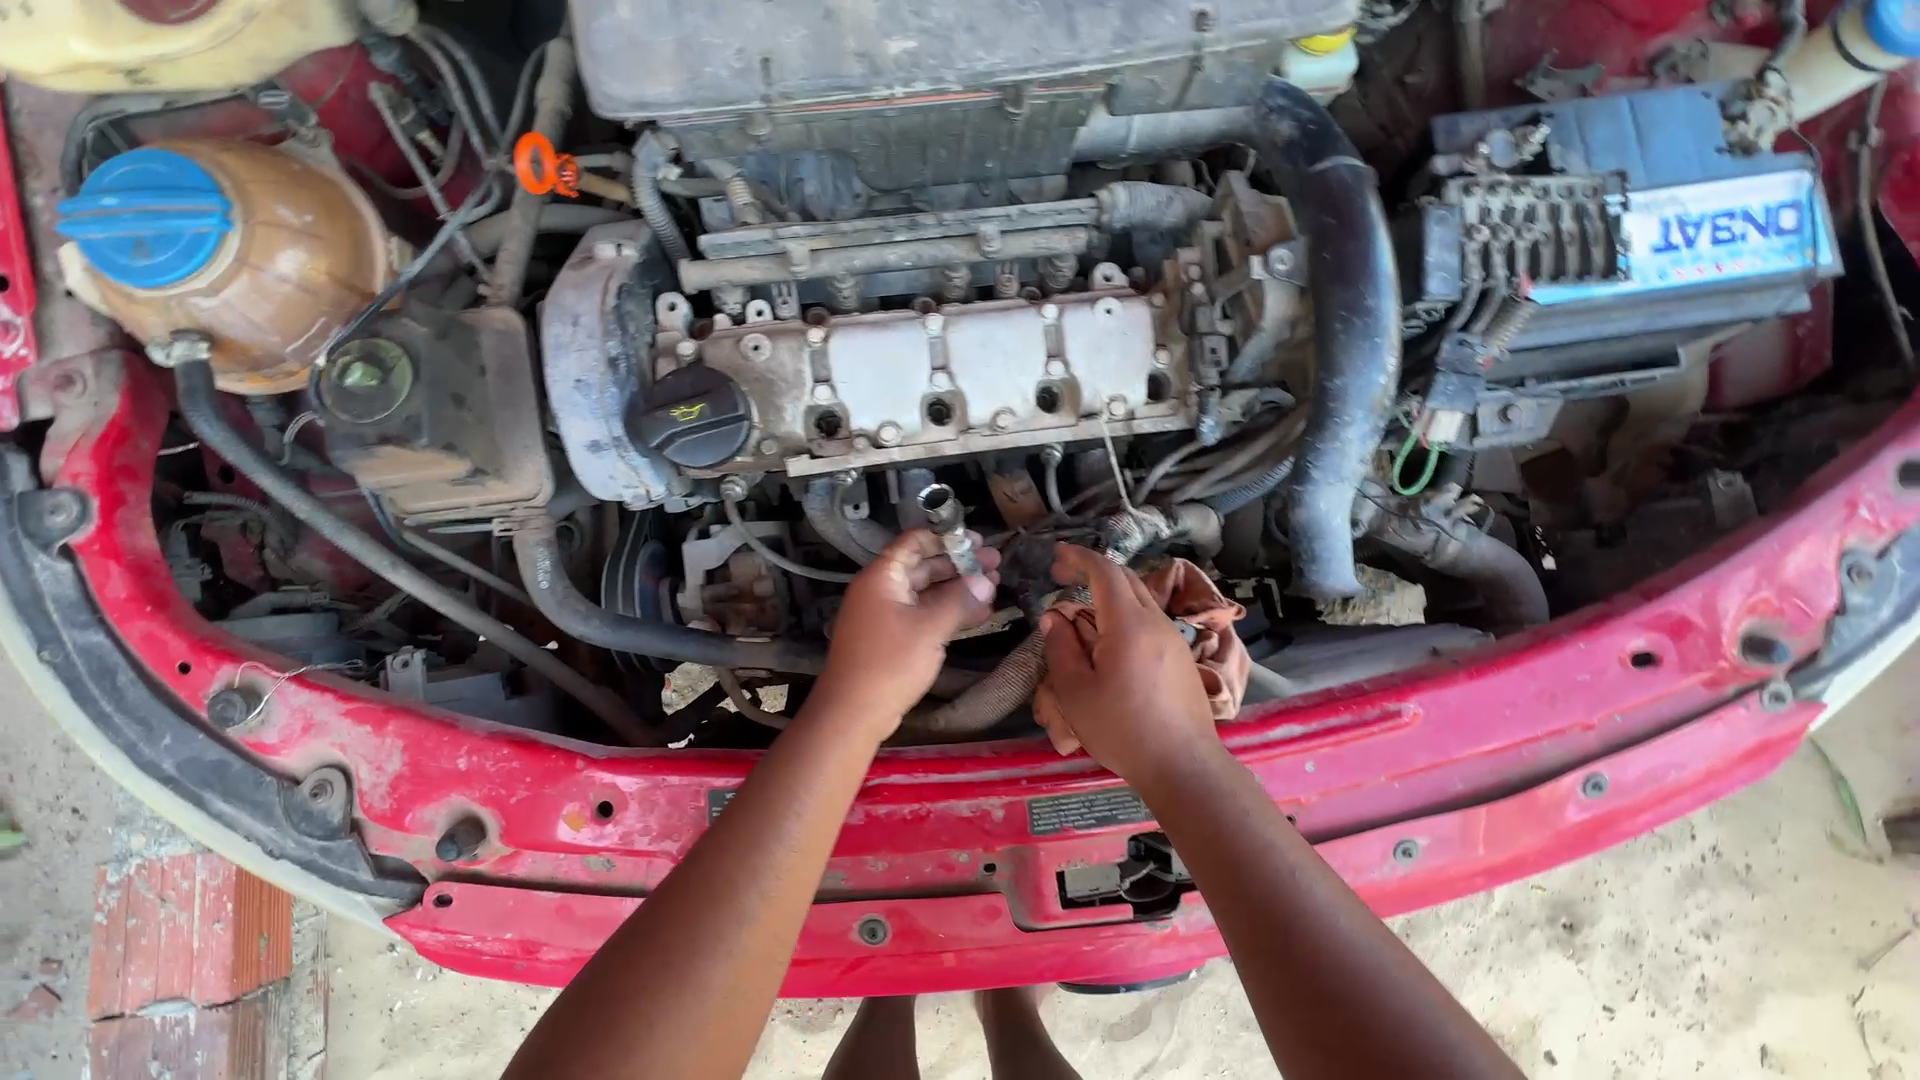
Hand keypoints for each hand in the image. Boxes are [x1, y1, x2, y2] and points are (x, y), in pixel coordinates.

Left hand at [809, 529, 1000, 737]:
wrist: (852, 712)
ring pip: (925, 592)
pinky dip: (947, 612)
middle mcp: (881, 590)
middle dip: (959, 564)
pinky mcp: (891, 638)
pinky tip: (978, 615)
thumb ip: (960, 601)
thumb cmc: (889, 663)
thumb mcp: (929, 629)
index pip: (914, 542)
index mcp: (882, 576)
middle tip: (995, 563)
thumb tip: (987, 580)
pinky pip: (922, 614)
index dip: (946, 538)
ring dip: (958, 589)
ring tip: (994, 587)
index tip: (977, 541)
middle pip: (923, 566)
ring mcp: (885, 615)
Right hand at [1035, 543, 1220, 786]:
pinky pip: (1150, 622)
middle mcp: (1156, 622)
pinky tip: (1110, 644)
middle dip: (1093, 571)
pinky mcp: (1182, 659)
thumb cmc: (1123, 730)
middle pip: (1126, 579)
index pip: (1105, 571)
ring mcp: (1174, 640)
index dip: (1078, 558)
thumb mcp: (1075, 692)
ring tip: (1082, 615)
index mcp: (1129, 624)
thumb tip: (1054, 617)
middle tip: (1063, 578)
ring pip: (1140, 600)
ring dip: (1110, 595)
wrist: (1183, 766)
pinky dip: (1125, 616)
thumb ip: (1060, 647)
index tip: (1056, 557)